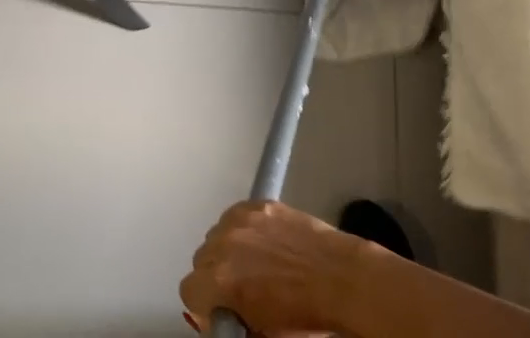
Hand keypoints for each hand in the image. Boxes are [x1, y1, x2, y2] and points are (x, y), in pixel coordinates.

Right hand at [180, 201, 377, 336]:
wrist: (340, 279)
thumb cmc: (303, 313)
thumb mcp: (259, 331)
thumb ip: (230, 320)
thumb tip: (221, 315)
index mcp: (219, 281)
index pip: (189, 290)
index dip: (204, 303)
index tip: (220, 307)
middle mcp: (223, 245)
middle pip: (201, 259)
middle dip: (216, 274)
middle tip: (239, 285)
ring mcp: (242, 220)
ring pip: (218, 234)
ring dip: (229, 248)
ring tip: (255, 260)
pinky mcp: (260, 205)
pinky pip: (237, 215)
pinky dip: (245, 227)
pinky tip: (265, 240)